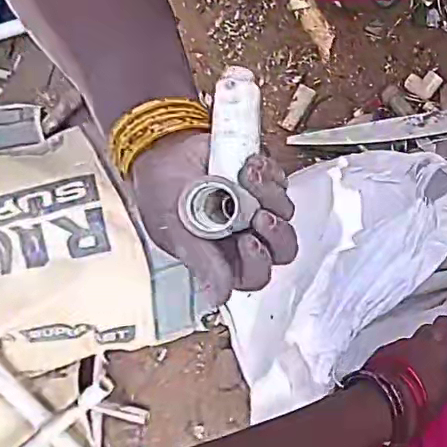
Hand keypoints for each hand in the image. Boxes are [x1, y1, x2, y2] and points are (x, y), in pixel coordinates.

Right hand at [129, 132, 295, 306]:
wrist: (162, 150)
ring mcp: (258, 208)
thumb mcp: (176, 230)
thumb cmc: (163, 192)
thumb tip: (220, 296)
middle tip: (259, 214)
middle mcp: (246, 235)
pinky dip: (269, 173)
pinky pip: (281, 182)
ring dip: (268, 194)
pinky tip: (248, 165)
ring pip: (284, 211)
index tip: (247, 241)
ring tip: (245, 177)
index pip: (257, 274)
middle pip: (282, 247)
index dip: (259, 263)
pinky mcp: (265, 183)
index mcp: (225, 256)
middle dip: (276, 232)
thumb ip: (203, 261)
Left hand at [364, 316, 446, 433]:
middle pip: (425, 333)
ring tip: (409, 379)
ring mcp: (393, 346)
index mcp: (436, 342)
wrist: (381, 404)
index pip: (446, 325)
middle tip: (430, 364)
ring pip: (406, 346)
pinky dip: (392, 365)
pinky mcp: (375, 357)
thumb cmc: (421, 397)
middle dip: (427, 345)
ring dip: (408, 357)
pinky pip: (389, 356)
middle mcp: (415, 338)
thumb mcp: (443, 389)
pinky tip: (393, 383)